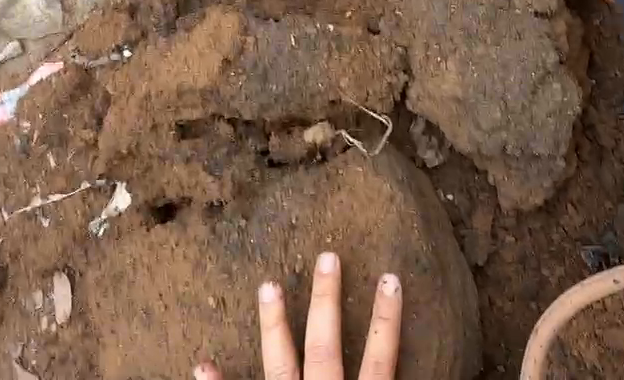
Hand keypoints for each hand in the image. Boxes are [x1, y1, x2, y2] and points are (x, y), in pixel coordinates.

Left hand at [195, 253, 401, 379]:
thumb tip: (422, 371)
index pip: (379, 358)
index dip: (386, 319)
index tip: (391, 276)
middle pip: (325, 347)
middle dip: (325, 299)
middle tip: (327, 255)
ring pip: (279, 366)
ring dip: (274, 324)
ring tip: (268, 284)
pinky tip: (201, 364)